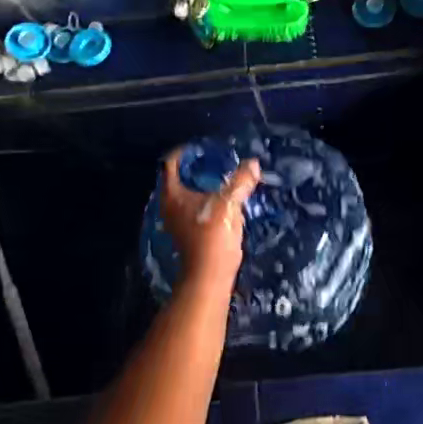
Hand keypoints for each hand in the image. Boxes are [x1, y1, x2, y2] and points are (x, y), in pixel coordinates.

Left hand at [160, 149, 261, 285]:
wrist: (209, 275)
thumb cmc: (213, 234)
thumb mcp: (230, 203)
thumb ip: (241, 181)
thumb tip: (253, 164)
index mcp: (172, 195)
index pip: (170, 164)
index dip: (184, 153)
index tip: (200, 148)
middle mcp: (169, 206)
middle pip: (178, 179)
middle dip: (195, 169)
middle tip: (215, 161)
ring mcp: (176, 222)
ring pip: (187, 195)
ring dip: (202, 186)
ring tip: (222, 179)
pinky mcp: (188, 234)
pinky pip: (195, 209)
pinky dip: (206, 201)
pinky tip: (223, 202)